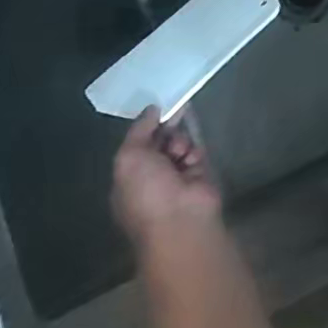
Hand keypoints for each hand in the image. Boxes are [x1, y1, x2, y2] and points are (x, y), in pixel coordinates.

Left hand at [111, 107, 219, 248]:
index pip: (137, 145)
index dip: (146, 127)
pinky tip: (192, 159)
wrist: (180, 218)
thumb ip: (139, 129)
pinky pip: (197, 155)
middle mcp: (151, 178)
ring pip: (179, 146)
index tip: (157, 108)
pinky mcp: (199, 177)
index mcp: (128, 177)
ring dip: (180, 142)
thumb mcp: (130, 156)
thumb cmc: (147, 190)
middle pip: (160, 143)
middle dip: (166, 130)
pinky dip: (195, 153)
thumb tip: (151, 108)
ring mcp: (176, 178)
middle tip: (175, 115)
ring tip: (180, 151)